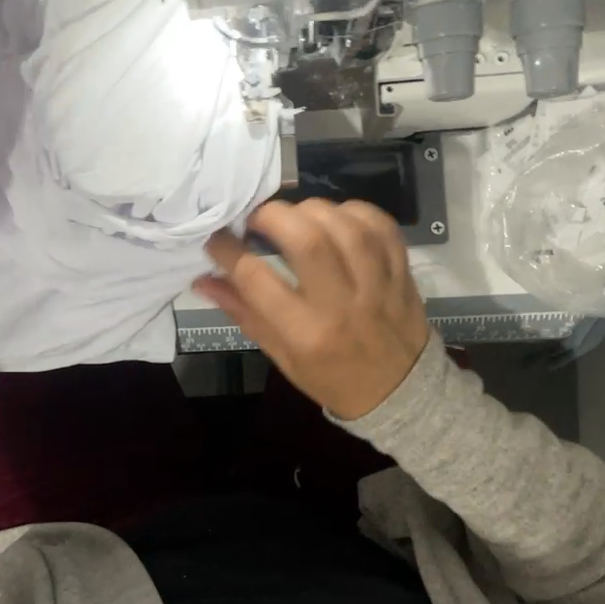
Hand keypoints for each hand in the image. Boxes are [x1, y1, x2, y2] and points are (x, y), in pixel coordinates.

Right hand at [197, 200, 431, 420]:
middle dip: (273, 216)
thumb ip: (244, 312)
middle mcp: (342, 306)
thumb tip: (203, 279)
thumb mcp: (281, 357)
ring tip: (294, 216)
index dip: (228, 250)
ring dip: (311, 210)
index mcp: (306, 334)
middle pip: (307, 240)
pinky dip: (354, 211)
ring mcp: (378, 286)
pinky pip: (381, 227)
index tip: (216, 237)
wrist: (400, 393)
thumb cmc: (331, 377)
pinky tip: (335, 218)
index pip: (257, 279)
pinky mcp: (401, 273)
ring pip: (345, 227)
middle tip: (257, 218)